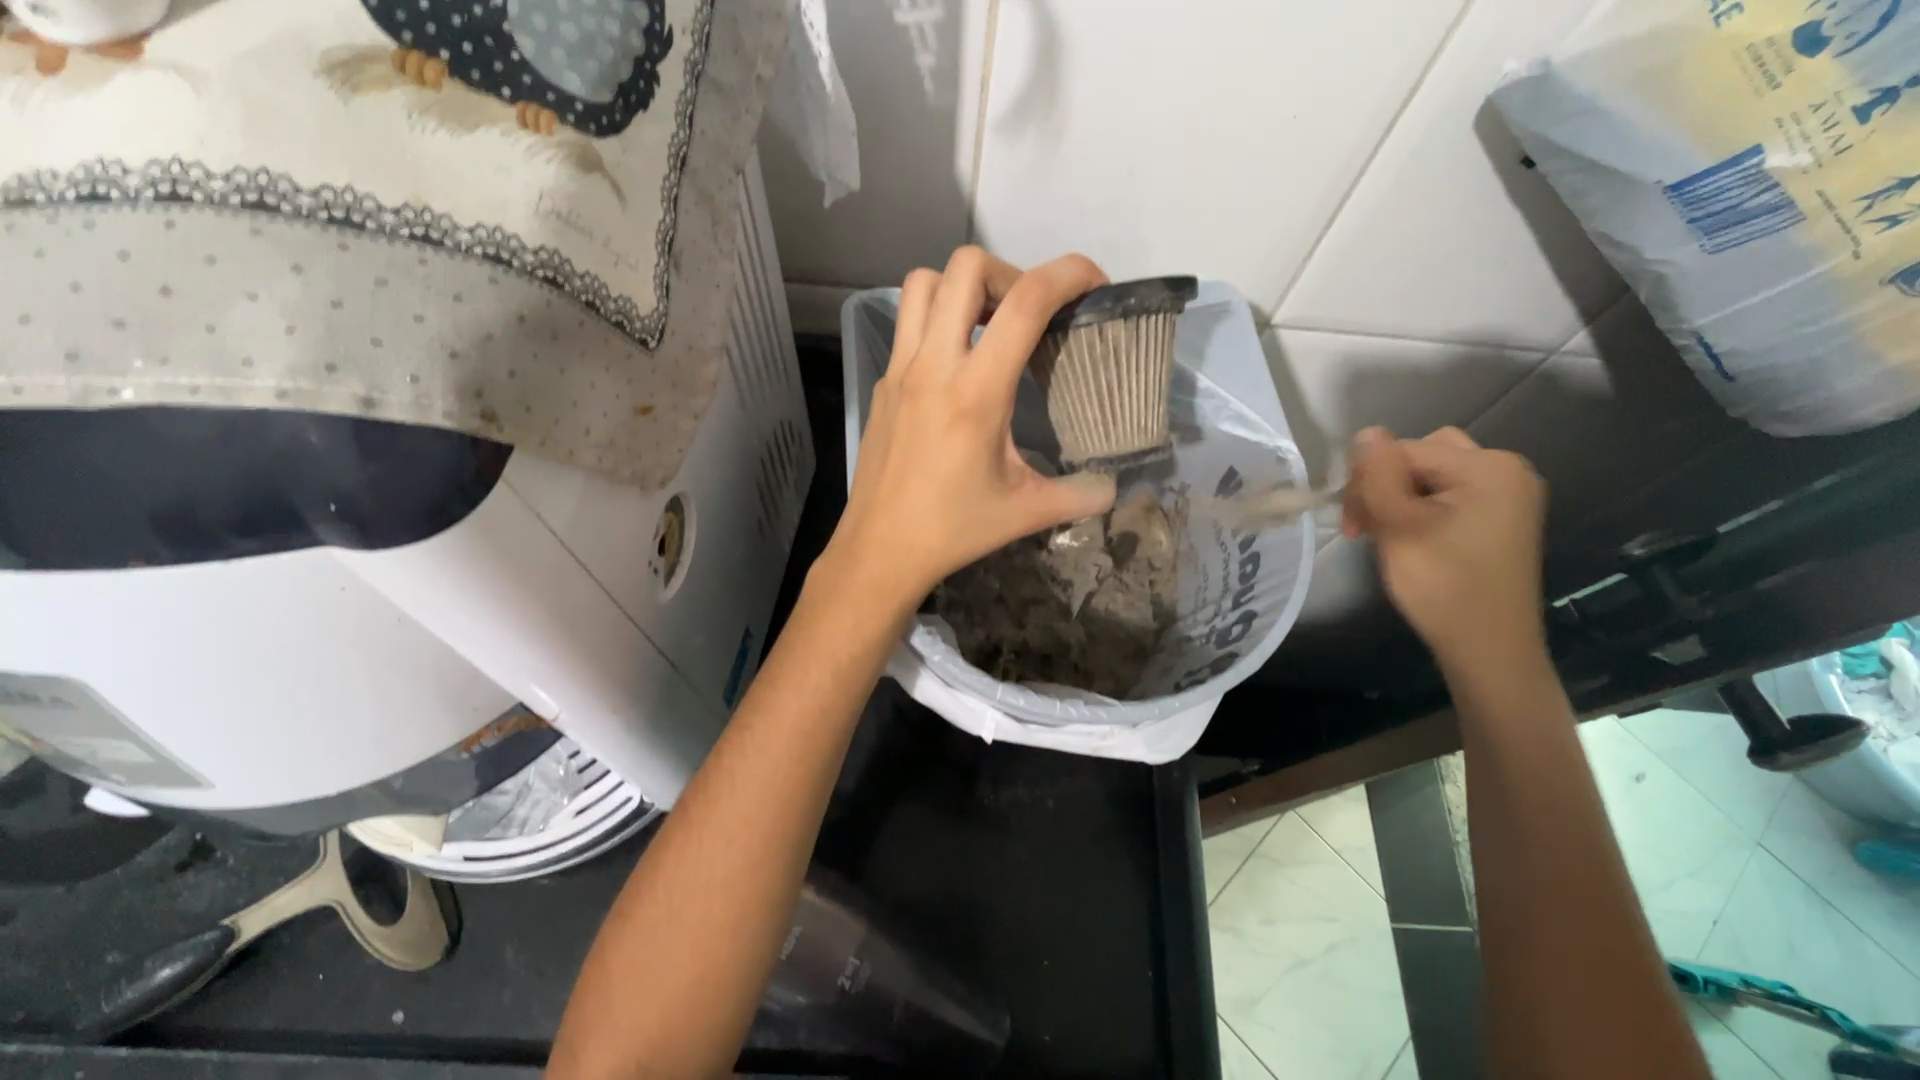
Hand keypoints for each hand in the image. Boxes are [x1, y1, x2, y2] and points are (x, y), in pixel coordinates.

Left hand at [819, 247, 1119, 605]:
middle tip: (1030, 313)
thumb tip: (1115, 486)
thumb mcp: (1026, 512)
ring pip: (923, 284)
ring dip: (963, 287)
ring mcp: (900, 370)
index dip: (1067, 274)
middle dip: (1010, 272)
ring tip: (990, 325)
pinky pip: (908, 323)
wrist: (880, 549)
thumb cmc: (953, 530)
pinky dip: (938, 320)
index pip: (1024, 302)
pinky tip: (959, 365)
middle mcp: (933, 366)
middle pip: (965, 266)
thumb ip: (1080, 494)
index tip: (1094, 283)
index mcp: (975, 393)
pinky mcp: (883, 382)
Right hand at [1342, 427, 1547, 674]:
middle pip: (1424, 455)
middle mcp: (1508, 469)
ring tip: (1387, 535)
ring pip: (1435, 476)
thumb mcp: (1398, 526)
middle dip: (1386, 485)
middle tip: (1365, 528)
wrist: (1489, 649)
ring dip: (1401, 498)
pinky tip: (1413, 539)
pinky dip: (1425, 510)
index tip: (1351, 527)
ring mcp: (1511, 495)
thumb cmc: (1442, 586)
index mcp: (1488, 466)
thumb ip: (1379, 474)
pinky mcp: (1505, 518)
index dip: (1370, 481)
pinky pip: (1454, 495)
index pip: (1406, 450)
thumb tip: (1366, 432)